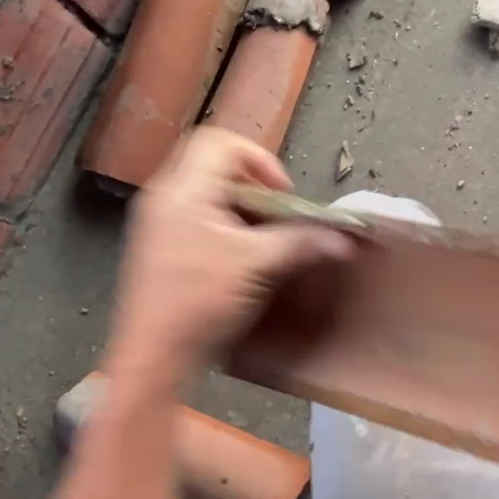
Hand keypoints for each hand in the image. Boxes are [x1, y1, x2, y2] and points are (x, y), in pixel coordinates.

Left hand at [105, 128, 351, 386]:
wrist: (155, 357)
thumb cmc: (198, 306)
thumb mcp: (258, 266)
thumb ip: (301, 243)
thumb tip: (343, 237)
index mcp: (182, 190)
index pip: (220, 142)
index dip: (260, 160)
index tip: (284, 196)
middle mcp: (164, 198)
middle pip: (215, 166)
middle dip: (256, 188)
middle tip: (280, 217)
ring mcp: (159, 225)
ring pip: (209, 195)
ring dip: (244, 211)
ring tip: (267, 241)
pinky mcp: (162, 250)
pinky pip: (200, 220)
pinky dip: (228, 230)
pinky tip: (246, 261)